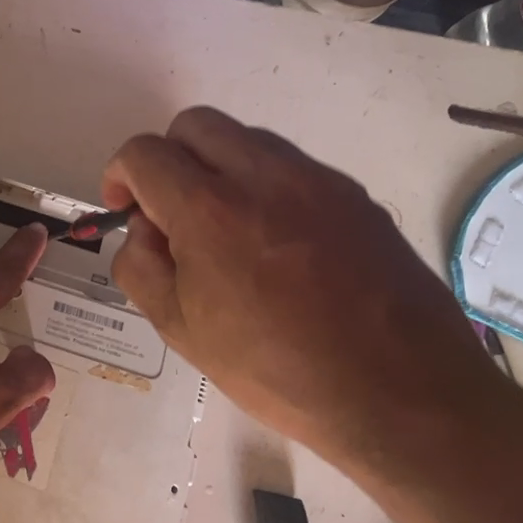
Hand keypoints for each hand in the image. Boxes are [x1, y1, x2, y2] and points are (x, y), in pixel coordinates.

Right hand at [100, 107, 496, 456]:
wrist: (403, 398)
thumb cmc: (274, 369)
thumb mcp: (177, 327)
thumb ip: (139, 264)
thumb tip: (146, 230)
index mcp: (208, 210)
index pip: (144, 154)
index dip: (119, 176)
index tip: (125, 211)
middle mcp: (264, 177)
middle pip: (194, 124)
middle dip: (167, 158)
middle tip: (168, 211)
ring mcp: (319, 182)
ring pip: (246, 139)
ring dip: (217, 167)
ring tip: (223, 229)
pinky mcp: (358, 198)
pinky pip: (292, 168)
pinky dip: (264, 187)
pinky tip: (274, 245)